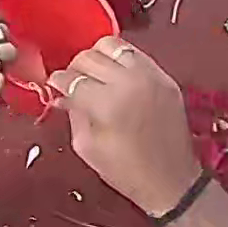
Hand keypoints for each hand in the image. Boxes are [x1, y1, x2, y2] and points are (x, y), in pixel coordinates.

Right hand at [49, 38, 204, 217]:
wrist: (173, 181)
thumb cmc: (125, 171)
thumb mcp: (88, 147)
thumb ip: (73, 114)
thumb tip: (62, 95)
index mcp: (107, 104)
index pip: (72, 79)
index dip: (58, 82)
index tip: (54, 86)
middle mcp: (129, 82)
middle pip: (89, 57)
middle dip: (75, 68)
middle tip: (73, 82)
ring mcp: (150, 76)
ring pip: (113, 45)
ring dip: (97, 57)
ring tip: (95, 73)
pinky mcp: (165, 77)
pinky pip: (136, 54)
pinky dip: (120, 59)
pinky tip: (116, 74)